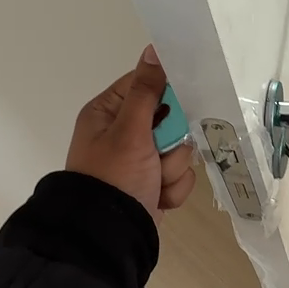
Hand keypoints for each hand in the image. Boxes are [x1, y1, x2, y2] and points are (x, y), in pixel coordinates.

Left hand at [66, 45, 197, 221]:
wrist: (109, 240)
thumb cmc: (114, 178)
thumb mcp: (130, 131)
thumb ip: (147, 90)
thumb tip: (153, 48)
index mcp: (107, 114)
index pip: (145, 85)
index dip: (166, 93)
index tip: (180, 102)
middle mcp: (121, 134)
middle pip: (169, 118)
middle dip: (172, 141)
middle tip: (160, 150)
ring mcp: (138, 162)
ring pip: (178, 149)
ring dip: (172, 168)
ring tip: (154, 183)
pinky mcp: (152, 185)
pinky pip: (178, 175)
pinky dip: (171, 189)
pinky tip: (158, 199)